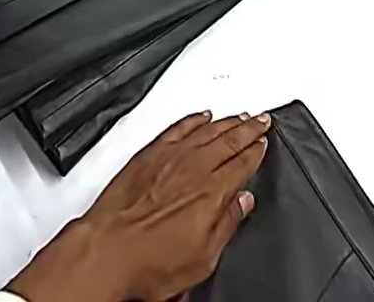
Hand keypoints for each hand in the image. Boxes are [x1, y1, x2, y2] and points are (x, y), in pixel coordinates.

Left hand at [7, 112, 269, 301]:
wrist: (109, 248)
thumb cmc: (149, 260)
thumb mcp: (202, 259)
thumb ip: (226, 224)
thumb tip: (243, 203)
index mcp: (211, 192)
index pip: (241, 164)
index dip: (256, 151)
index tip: (265, 141)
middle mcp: (194, 167)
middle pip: (229, 140)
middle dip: (248, 128)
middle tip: (262, 118)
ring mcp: (171, 155)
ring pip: (207, 129)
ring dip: (227, 120)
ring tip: (240, 114)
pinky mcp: (151, 152)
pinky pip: (179, 127)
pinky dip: (193, 118)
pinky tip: (201, 115)